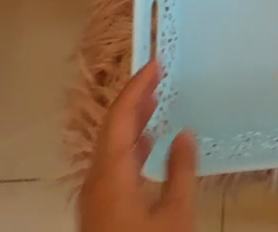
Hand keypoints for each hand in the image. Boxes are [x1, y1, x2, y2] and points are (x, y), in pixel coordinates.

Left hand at [79, 61, 198, 231]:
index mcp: (110, 175)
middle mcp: (95, 181)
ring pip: (110, 147)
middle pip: (110, 130)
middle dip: (133, 99)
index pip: (119, 118)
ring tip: (156, 100)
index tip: (157, 63)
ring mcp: (95, 198)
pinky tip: (149, 142)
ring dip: (132, 121)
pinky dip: (130, 144)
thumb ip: (180, 170)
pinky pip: (112, 164)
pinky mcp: (100, 212)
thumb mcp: (176, 215)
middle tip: (158, 74)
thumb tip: (183, 133)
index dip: (136, 87)